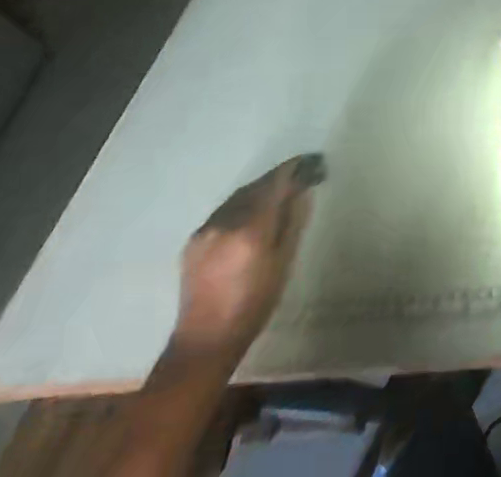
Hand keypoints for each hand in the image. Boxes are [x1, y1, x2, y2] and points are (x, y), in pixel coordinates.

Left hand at [173, 154, 322, 360]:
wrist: (206, 339)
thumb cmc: (253, 305)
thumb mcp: (283, 265)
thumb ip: (292, 224)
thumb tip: (302, 193)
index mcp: (251, 228)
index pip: (274, 185)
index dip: (291, 170)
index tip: (306, 162)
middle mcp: (225, 221)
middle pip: (254, 187)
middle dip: (275, 178)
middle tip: (295, 176)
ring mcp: (206, 229)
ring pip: (237, 198)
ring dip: (256, 191)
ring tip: (274, 193)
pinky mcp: (193, 239)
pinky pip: (222, 213)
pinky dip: (239, 207)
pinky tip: (248, 215)